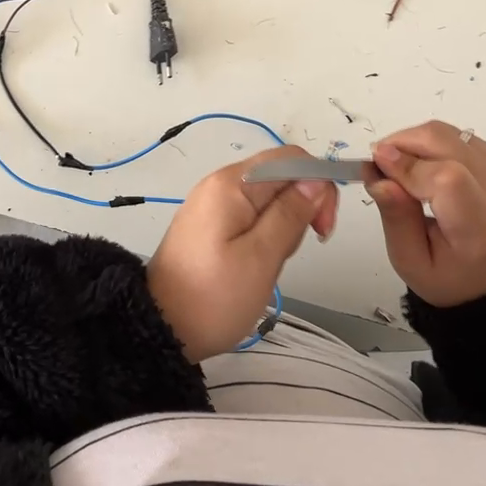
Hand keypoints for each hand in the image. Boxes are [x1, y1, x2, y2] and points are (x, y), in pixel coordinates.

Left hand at [148, 145, 338, 361]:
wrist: (163, 326)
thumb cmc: (214, 296)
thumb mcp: (261, 257)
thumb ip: (290, 214)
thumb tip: (316, 179)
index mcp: (232, 184)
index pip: (291, 159)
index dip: (318, 185)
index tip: (322, 228)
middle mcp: (221, 184)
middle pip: (280, 177)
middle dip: (299, 210)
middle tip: (287, 253)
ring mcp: (214, 204)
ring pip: (269, 200)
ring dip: (283, 228)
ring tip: (267, 264)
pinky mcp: (212, 224)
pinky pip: (251, 217)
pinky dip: (264, 237)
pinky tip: (256, 263)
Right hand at [364, 121, 485, 307]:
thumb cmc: (450, 274)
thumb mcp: (411, 262)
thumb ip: (395, 217)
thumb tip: (377, 173)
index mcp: (479, 229)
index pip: (446, 178)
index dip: (406, 164)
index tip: (375, 164)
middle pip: (444, 143)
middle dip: (401, 144)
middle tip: (380, 165)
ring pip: (447, 134)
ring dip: (413, 143)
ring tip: (401, 169)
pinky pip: (458, 137)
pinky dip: (431, 145)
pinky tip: (425, 168)